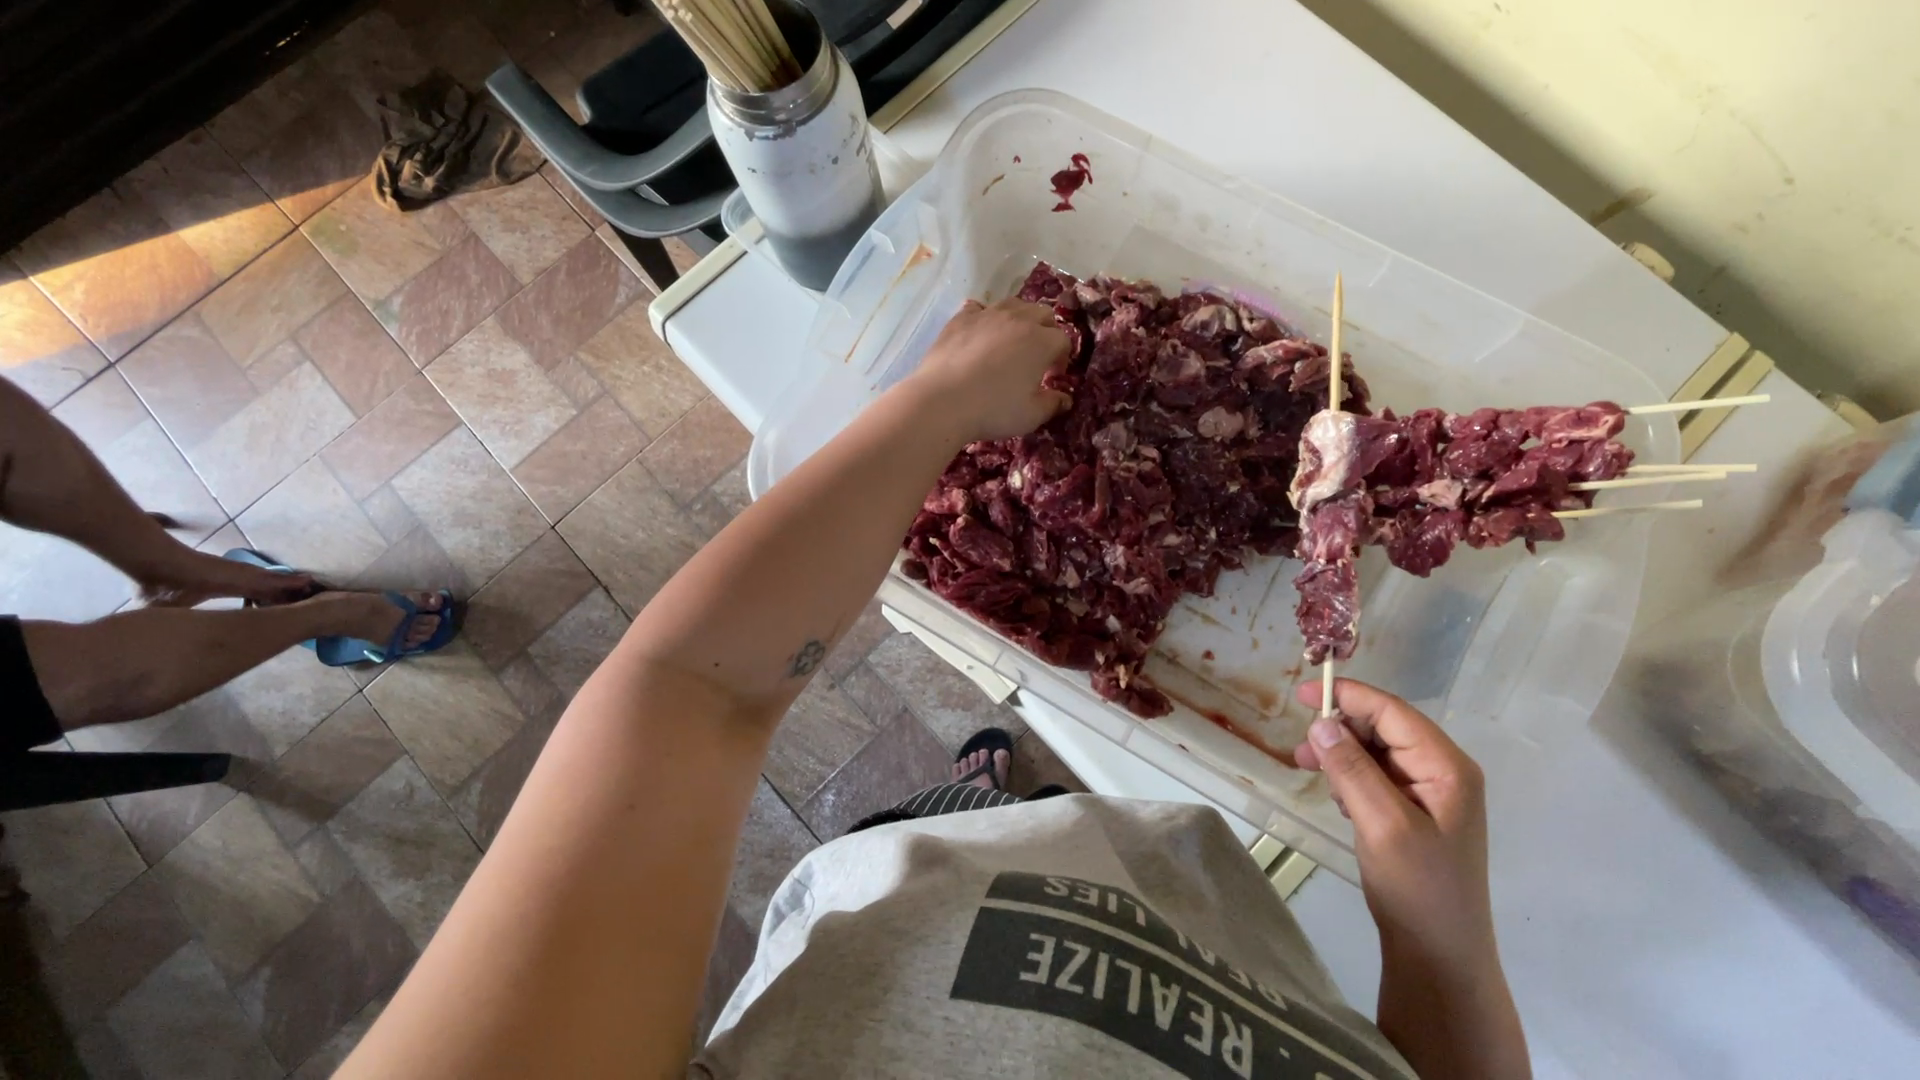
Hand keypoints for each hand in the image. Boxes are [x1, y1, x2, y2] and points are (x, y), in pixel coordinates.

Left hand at [905, 298, 1071, 442]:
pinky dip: (985, 318)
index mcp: (1041, 341)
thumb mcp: (1031, 415)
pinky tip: (980, 335)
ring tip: (1011, 341)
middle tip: (1036, 355)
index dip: (1061, 357)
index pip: (1063, 340)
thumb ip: (1052, 404)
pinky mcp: (961, 318)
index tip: (1052, 375)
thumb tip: (1065, 399)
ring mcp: (988, 314)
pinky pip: (980, 309)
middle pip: (1043, 314)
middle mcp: (1019, 319)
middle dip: (1046, 331)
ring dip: (1019, 319)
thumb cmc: (993, 409)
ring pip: (1013, 304)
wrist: (942, 401)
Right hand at [1293, 679, 1496, 967]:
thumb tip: (1321, 722)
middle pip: (1385, 728)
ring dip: (1342, 754)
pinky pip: (1377, 776)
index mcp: (1446, 767)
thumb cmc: (1417, 886)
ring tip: (1309, 770)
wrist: (1439, 953)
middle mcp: (1443, 772)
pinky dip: (1351, 777)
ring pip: (1377, 751)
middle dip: (1341, 728)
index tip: (1300, 692)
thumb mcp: (1381, 824)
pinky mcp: (1415, 813)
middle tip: (1300, 747)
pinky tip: (1336, 797)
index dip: (1348, 695)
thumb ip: (1352, 769)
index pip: (1392, 712)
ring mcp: (1431, 793)